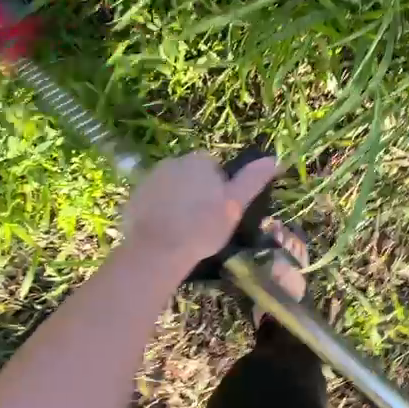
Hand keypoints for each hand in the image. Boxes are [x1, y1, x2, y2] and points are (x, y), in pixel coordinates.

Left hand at [118, 152, 277, 272]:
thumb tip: (273, 159)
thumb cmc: (203, 227)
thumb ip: (252, 180)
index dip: (218, 189)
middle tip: (202, 222)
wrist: (159, 248)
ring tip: (183, 229)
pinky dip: (158, 211)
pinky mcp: (134, 196)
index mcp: (198, 160)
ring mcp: (150, 178)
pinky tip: (164, 231)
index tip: (218, 211)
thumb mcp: (234, 205)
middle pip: (190, 175)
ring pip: (171, 187)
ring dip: (177, 201)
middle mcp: (172, 162)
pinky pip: (153, 200)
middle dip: (196, 192)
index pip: (213, 167)